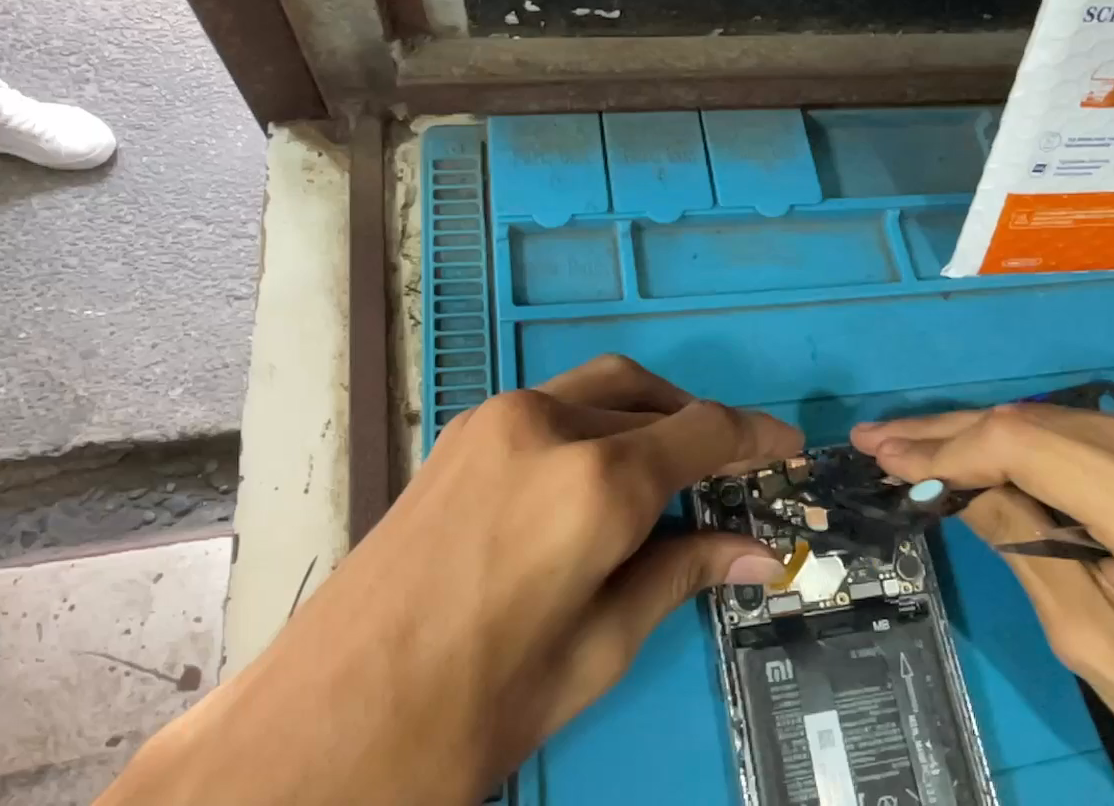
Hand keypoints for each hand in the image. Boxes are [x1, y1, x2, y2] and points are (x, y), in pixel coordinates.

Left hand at [102, 355, 799, 805]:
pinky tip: (600, 481)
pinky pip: (552, 408)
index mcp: (594, 483)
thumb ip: (678, 575)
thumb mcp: (597, 649)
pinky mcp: (460, 435)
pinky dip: (596, 426)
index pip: (701, 432)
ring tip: (671, 479)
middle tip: (731, 478)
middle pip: (652, 397)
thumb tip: (757, 553)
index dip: (754, 438)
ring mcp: (494, 421)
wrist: (324, 721)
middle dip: (699, 428)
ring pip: (600, 392)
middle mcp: (547, 427)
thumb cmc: (474, 708)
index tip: (789, 449)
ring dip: (647, 418)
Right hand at [853, 406, 1113, 805]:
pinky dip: (1051, 447)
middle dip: (958, 433)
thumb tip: (949, 484)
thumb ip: (1021, 544)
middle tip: (886, 441)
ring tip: (928, 449)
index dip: (948, 447)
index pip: (1032, 447)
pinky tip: (1001, 460)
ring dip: (998, 437)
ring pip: (1076, 420)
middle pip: (1049, 422)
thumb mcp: (1093, 645)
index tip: (886, 454)